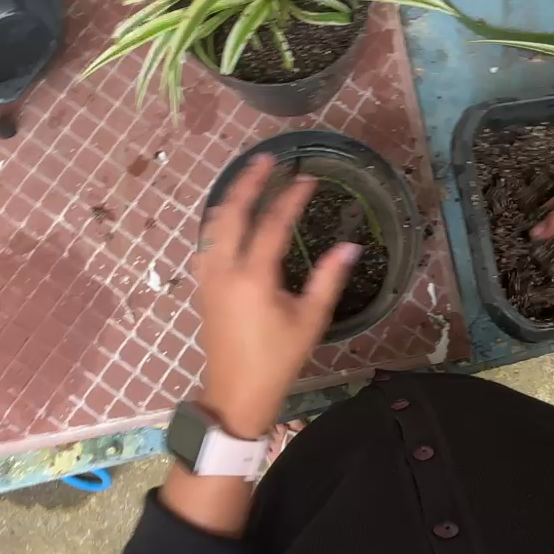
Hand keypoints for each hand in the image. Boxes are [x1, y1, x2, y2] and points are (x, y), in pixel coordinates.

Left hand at [191, 154, 360, 438]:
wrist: (236, 394)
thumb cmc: (277, 359)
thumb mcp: (310, 320)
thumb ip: (328, 279)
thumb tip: (350, 246)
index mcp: (254, 277)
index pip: (273, 224)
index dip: (290, 197)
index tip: (306, 177)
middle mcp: (225, 270)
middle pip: (232, 213)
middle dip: (248, 182)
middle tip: (266, 159)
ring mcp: (209, 278)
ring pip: (213, 225)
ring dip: (231, 198)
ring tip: (248, 179)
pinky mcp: (203, 287)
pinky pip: (206, 242)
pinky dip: (218, 221)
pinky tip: (229, 218)